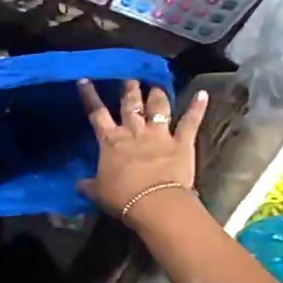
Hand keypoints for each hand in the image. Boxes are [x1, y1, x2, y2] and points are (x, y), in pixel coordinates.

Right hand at [76, 79, 207, 223]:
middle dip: (129, 90)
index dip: (89, 96)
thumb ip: (87, 184)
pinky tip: (203, 94)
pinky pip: (190, 122)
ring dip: (157, 95)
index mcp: (110, 141)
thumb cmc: (121, 196)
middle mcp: (134, 132)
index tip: (85, 79)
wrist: (154, 202)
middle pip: (130, 105)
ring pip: (158, 108)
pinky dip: (197, 108)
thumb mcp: (96, 191)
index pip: (96, 113)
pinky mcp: (182, 142)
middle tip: (129, 79)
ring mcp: (160, 135)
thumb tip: (78, 184)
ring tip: (156, 85)